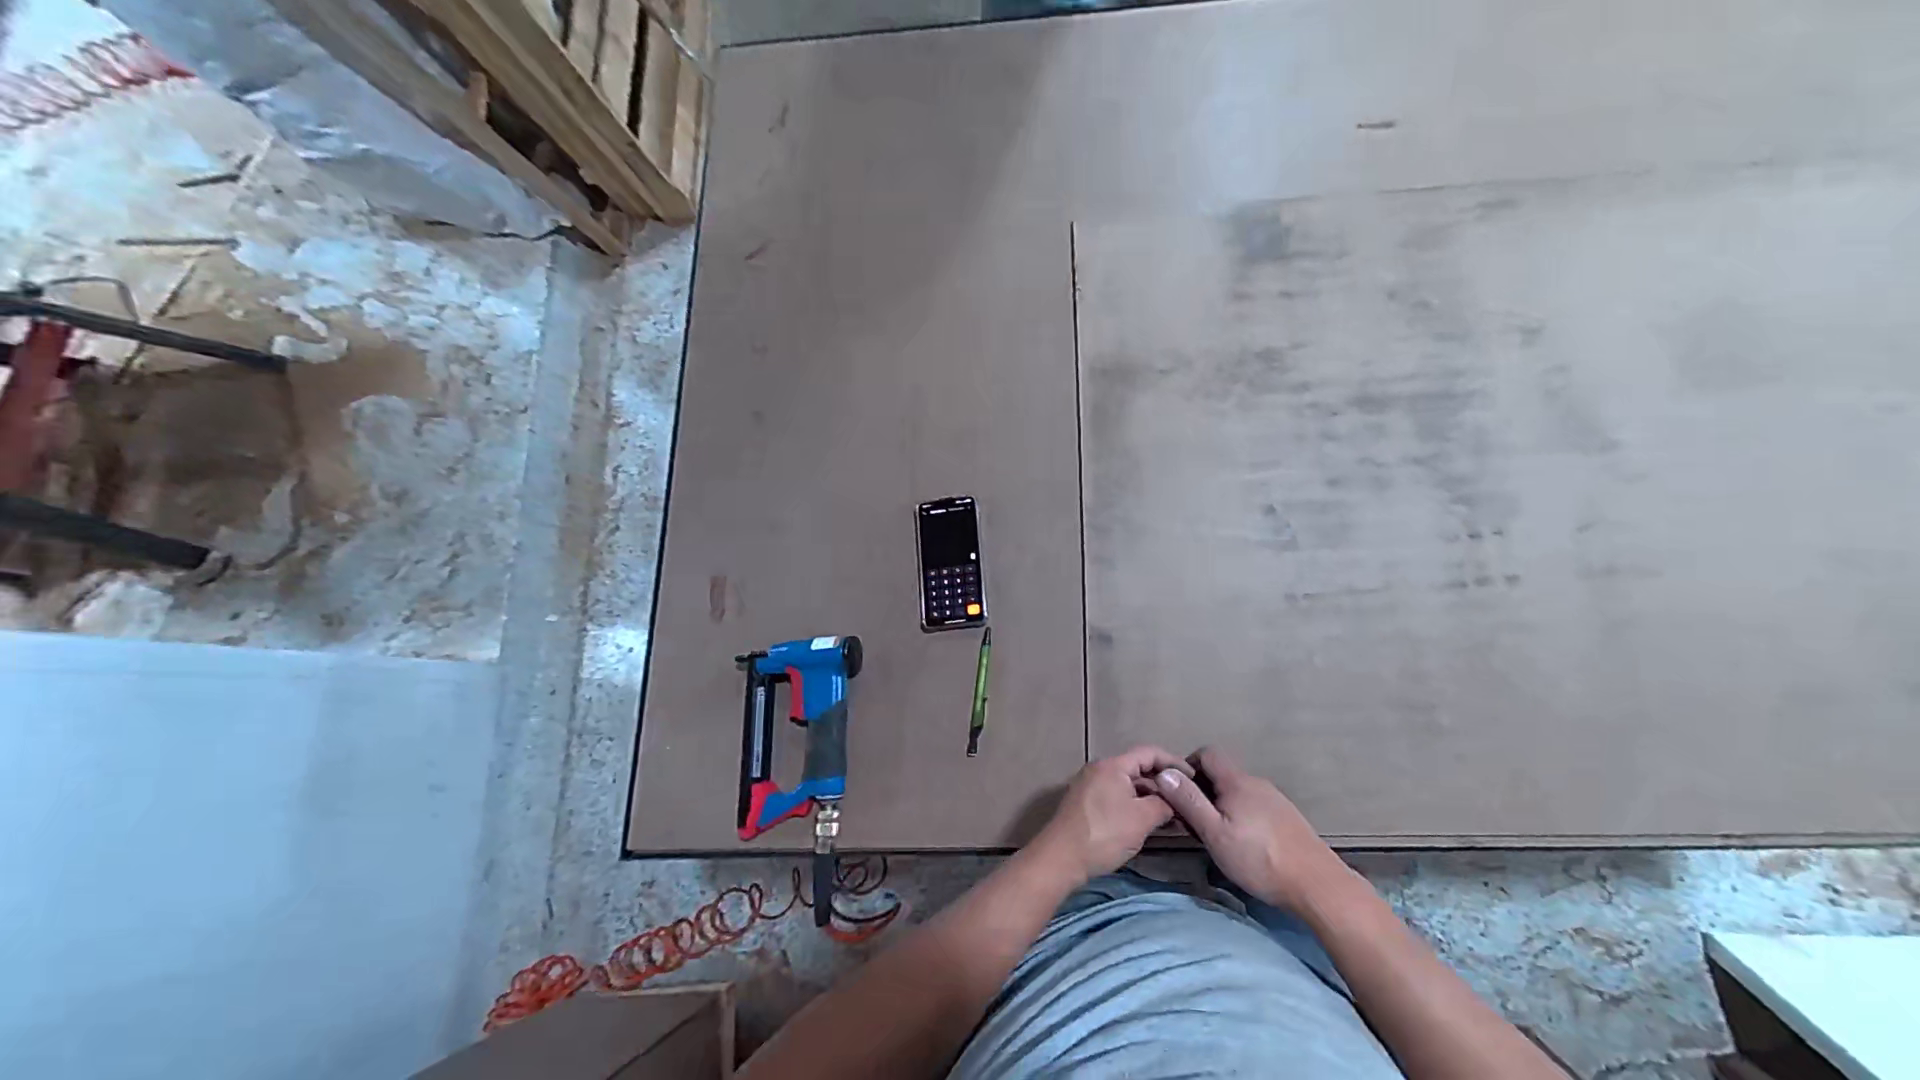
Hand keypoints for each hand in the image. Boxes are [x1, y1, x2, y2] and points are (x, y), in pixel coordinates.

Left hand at [1030, 745, 1190, 884]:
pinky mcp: (1086, 804)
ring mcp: (1090, 786)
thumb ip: (1164, 804)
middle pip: (1138, 769)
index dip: (1174, 762)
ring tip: (1173, 816)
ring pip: (1128, 785)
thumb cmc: (1104, 834)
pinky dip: (1135, 806)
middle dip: (1163, 784)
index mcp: (1112, 765)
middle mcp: (1099, 769)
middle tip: (1187, 801)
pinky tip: (1149, 823)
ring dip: (1150, 798)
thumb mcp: (1142, 818)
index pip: (1149, 753)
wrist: (1061, 858)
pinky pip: (1117, 797)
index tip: (1194, 778)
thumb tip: (1174, 801)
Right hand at [1153, 746, 1352, 912]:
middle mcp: (1257, 783)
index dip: (1188, 766)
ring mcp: (1276, 800)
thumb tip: (1164, 772)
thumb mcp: (1214, 832)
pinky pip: (1255, 806)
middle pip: (1222, 774)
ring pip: (1238, 792)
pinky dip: (1241, 815)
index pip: (1206, 752)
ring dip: (1221, 805)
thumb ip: (1188, 801)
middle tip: (1194, 822)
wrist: (1318, 886)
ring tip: (1217, 836)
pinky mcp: (1288, 818)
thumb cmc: (1258, 859)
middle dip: (1202, 791)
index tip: (1179, 793)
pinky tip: (1245, 844)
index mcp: (1237, 781)